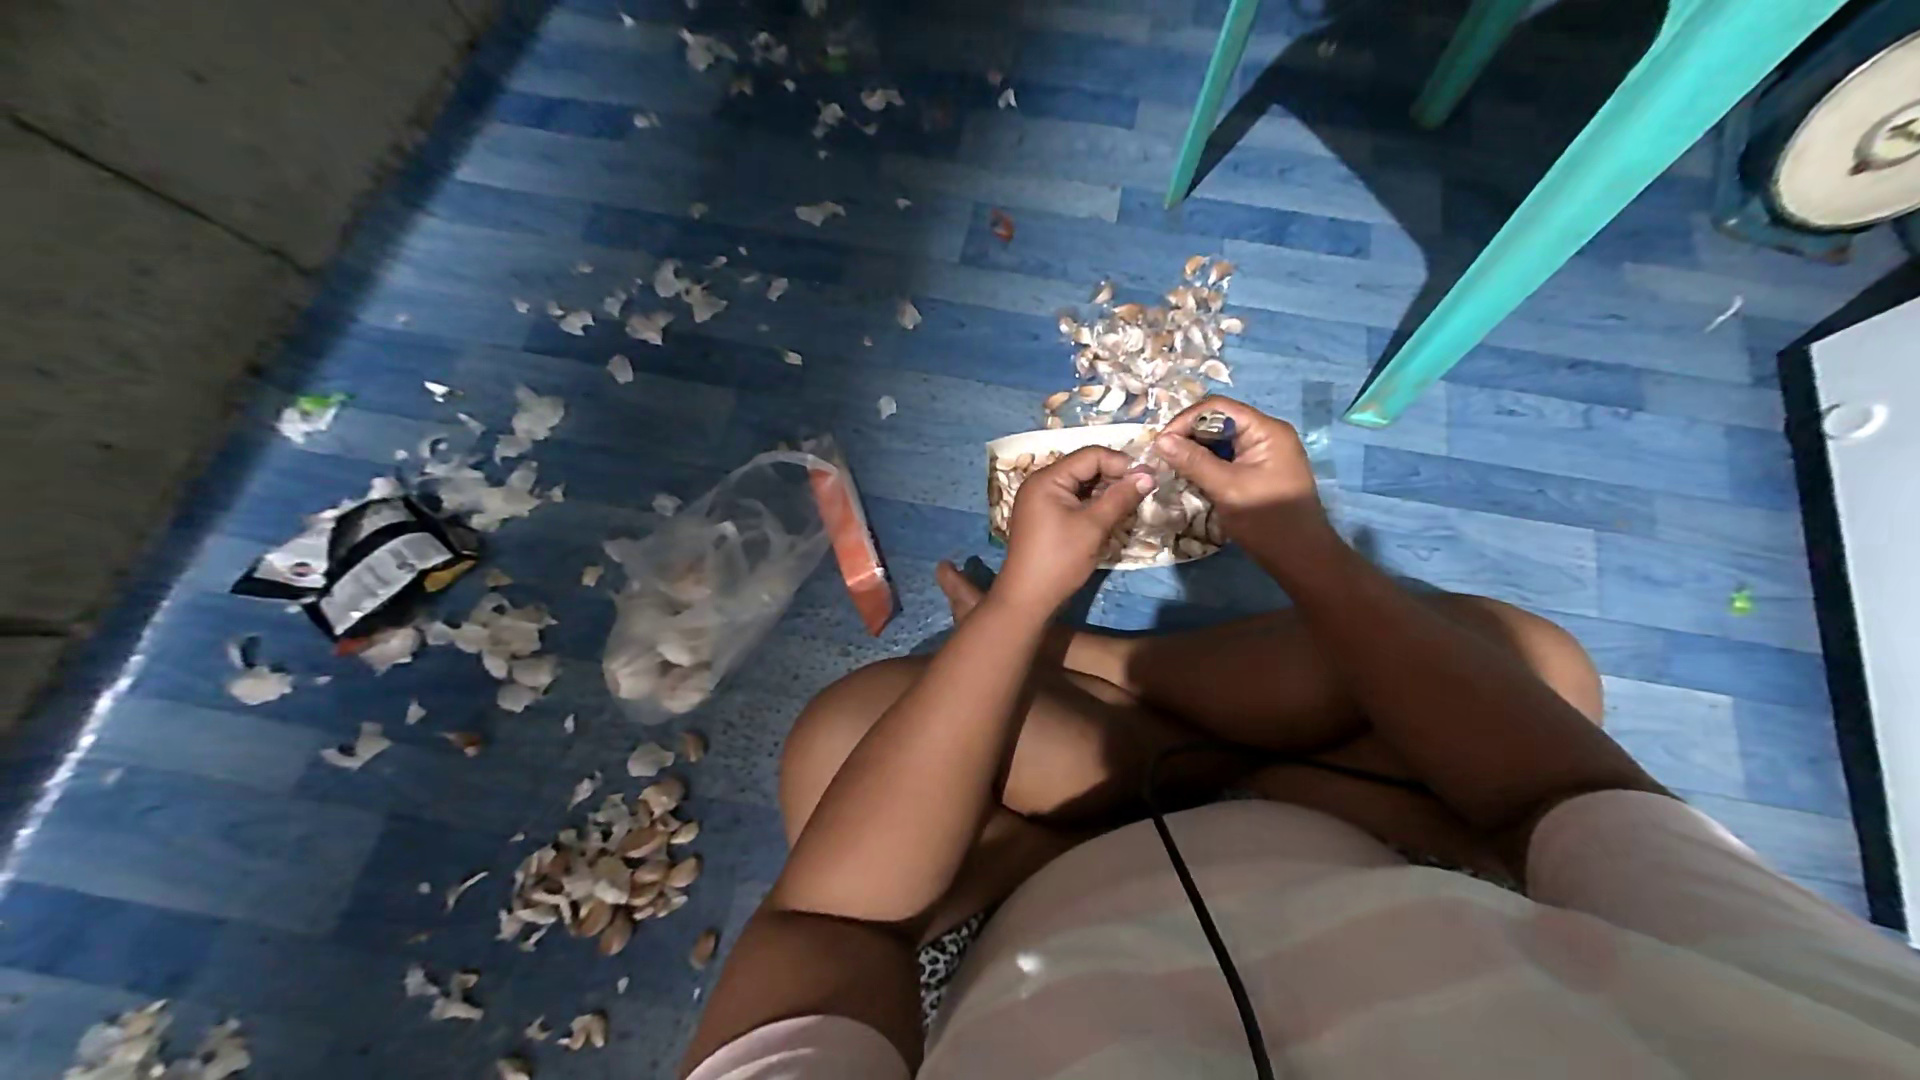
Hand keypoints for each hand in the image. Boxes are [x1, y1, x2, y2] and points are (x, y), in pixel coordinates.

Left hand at [998, 446, 1152, 613]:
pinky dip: (1093, 504)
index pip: (1090, 455)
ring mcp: (1040, 500)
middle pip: (1085, 467)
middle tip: (1143, 491)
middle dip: (1115, 477)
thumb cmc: (1059, 559)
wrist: (1027, 598)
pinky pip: (1073, 500)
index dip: (1121, 463)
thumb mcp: (1093, 526)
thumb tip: (1148, 474)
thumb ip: (1120, 497)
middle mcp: (1040, 483)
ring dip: (1106, 491)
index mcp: (1047, 478)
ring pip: (1081, 485)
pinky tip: (1111, 515)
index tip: (1147, 478)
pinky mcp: (1044, 516)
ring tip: (1131, 504)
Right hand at [1152, 396, 1334, 556]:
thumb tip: (1160, 440)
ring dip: (1193, 451)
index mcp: (1265, 430)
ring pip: (1218, 440)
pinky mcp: (1256, 470)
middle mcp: (1264, 434)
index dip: (1184, 420)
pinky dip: (1204, 464)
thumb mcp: (1226, 488)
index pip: (1217, 408)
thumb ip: (1193, 462)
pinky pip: (1224, 457)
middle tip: (1161, 456)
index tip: (1160, 444)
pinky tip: (1187, 476)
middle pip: (1217, 421)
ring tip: (1169, 466)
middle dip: (1187, 436)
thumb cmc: (1267, 520)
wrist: (1300, 556)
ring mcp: (1261, 453)